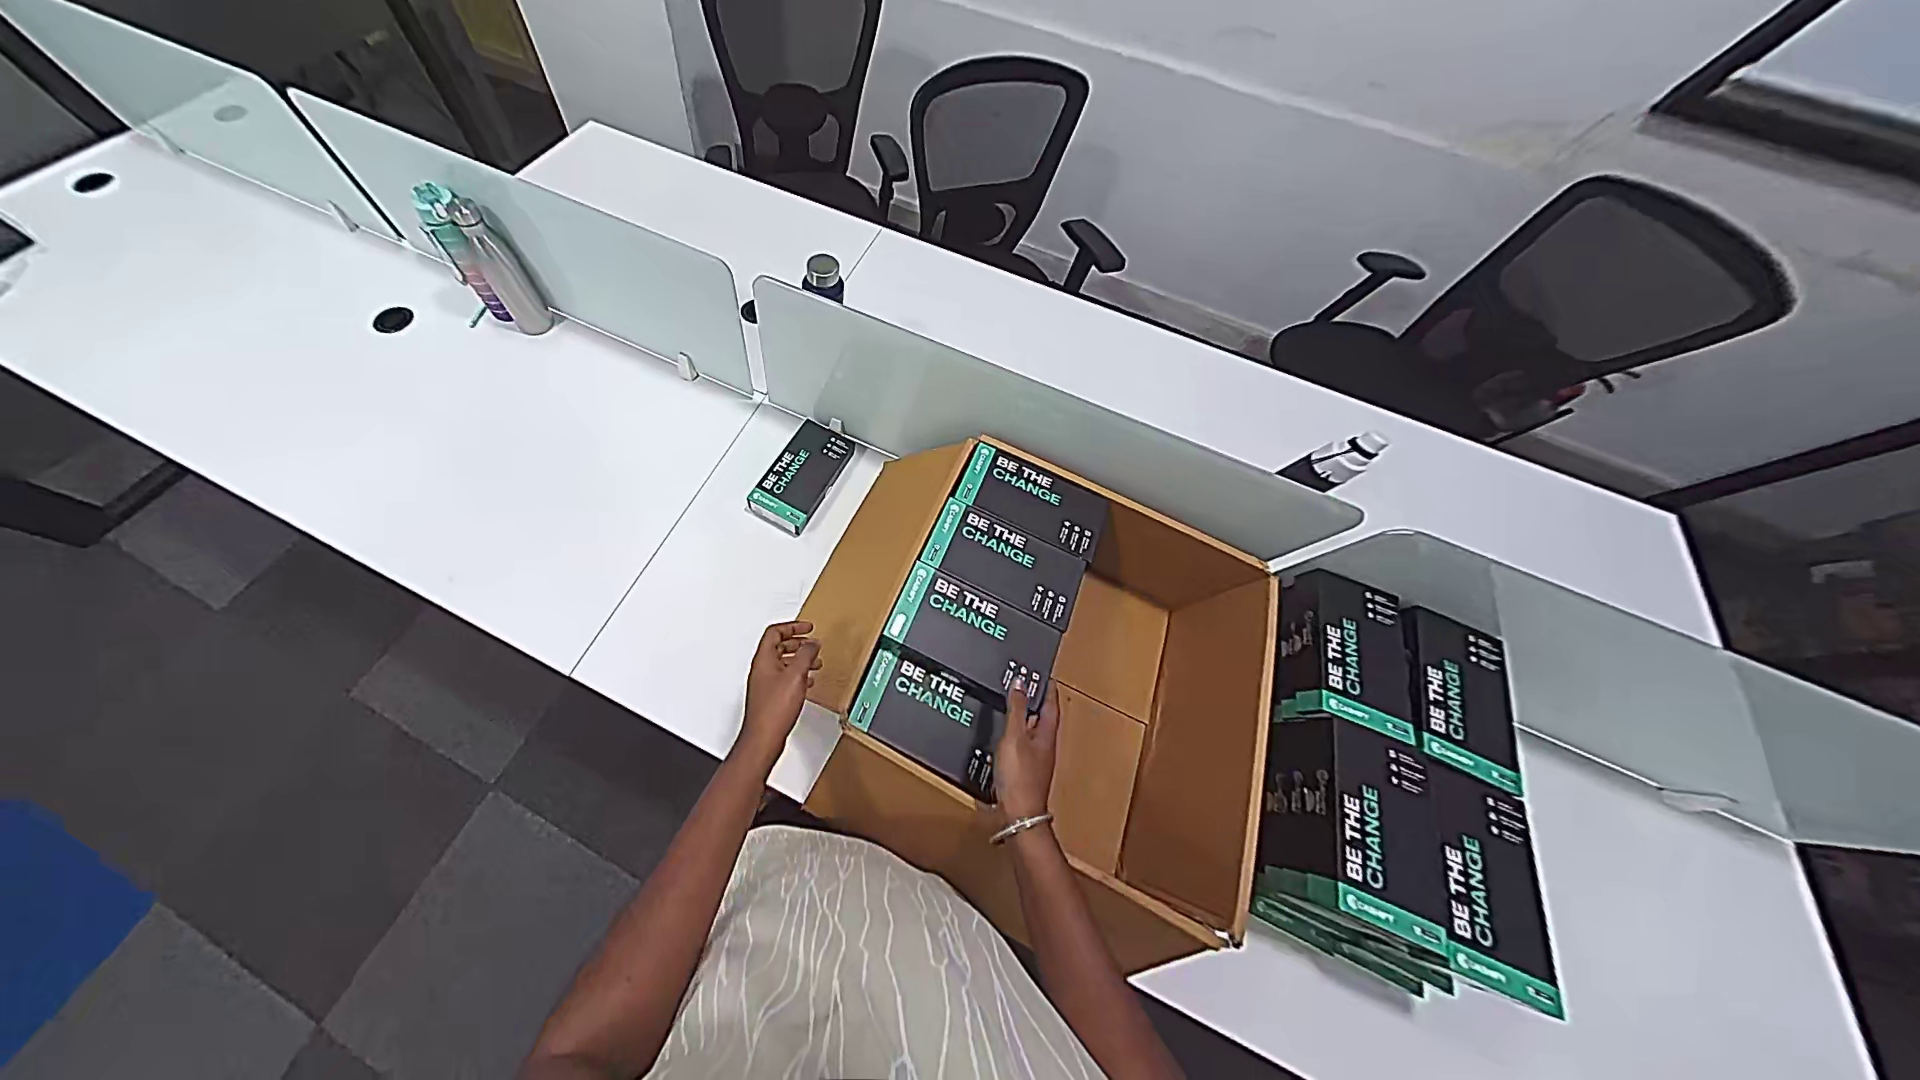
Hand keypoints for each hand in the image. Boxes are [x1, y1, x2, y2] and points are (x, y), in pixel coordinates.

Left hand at [739, 621, 819, 761]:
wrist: (764, 737)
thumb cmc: (774, 710)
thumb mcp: (796, 675)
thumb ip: (806, 655)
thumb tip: (812, 643)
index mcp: (764, 660)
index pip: (775, 632)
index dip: (792, 627)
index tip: (807, 627)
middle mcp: (762, 670)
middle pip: (778, 646)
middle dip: (797, 642)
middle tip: (811, 642)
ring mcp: (765, 684)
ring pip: (783, 662)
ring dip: (799, 658)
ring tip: (814, 660)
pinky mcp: (770, 697)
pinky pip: (785, 677)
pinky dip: (798, 674)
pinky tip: (807, 681)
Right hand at [995, 683, 1059, 823]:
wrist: (1018, 815)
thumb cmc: (1019, 776)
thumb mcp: (1014, 736)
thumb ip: (1017, 709)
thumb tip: (1020, 683)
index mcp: (1047, 734)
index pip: (1051, 704)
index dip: (1048, 688)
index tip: (1045, 675)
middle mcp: (1045, 746)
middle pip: (1044, 717)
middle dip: (1036, 701)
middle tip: (1026, 685)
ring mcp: (1036, 760)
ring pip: (1033, 731)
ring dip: (1025, 716)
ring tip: (1014, 704)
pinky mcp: (1025, 771)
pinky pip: (1022, 744)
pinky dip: (1016, 733)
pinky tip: (1005, 735)